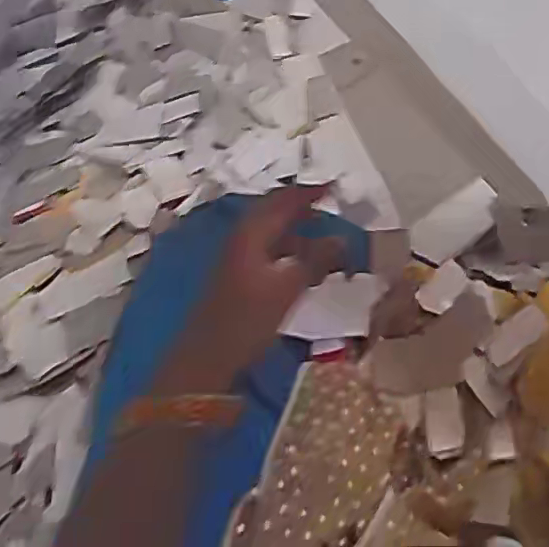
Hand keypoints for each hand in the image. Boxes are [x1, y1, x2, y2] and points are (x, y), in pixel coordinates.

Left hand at [153, 185, 343, 394]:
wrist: (206, 359)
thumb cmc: (247, 318)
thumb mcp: (288, 288)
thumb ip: (316, 259)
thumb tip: (343, 239)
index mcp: (253, 231)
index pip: (285, 199)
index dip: (310, 192)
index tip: (335, 188)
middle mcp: (244, 235)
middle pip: (277, 211)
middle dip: (304, 208)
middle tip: (331, 209)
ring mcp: (239, 255)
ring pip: (274, 231)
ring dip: (299, 232)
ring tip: (327, 241)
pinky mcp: (239, 274)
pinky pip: (270, 249)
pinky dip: (290, 250)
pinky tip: (306, 265)